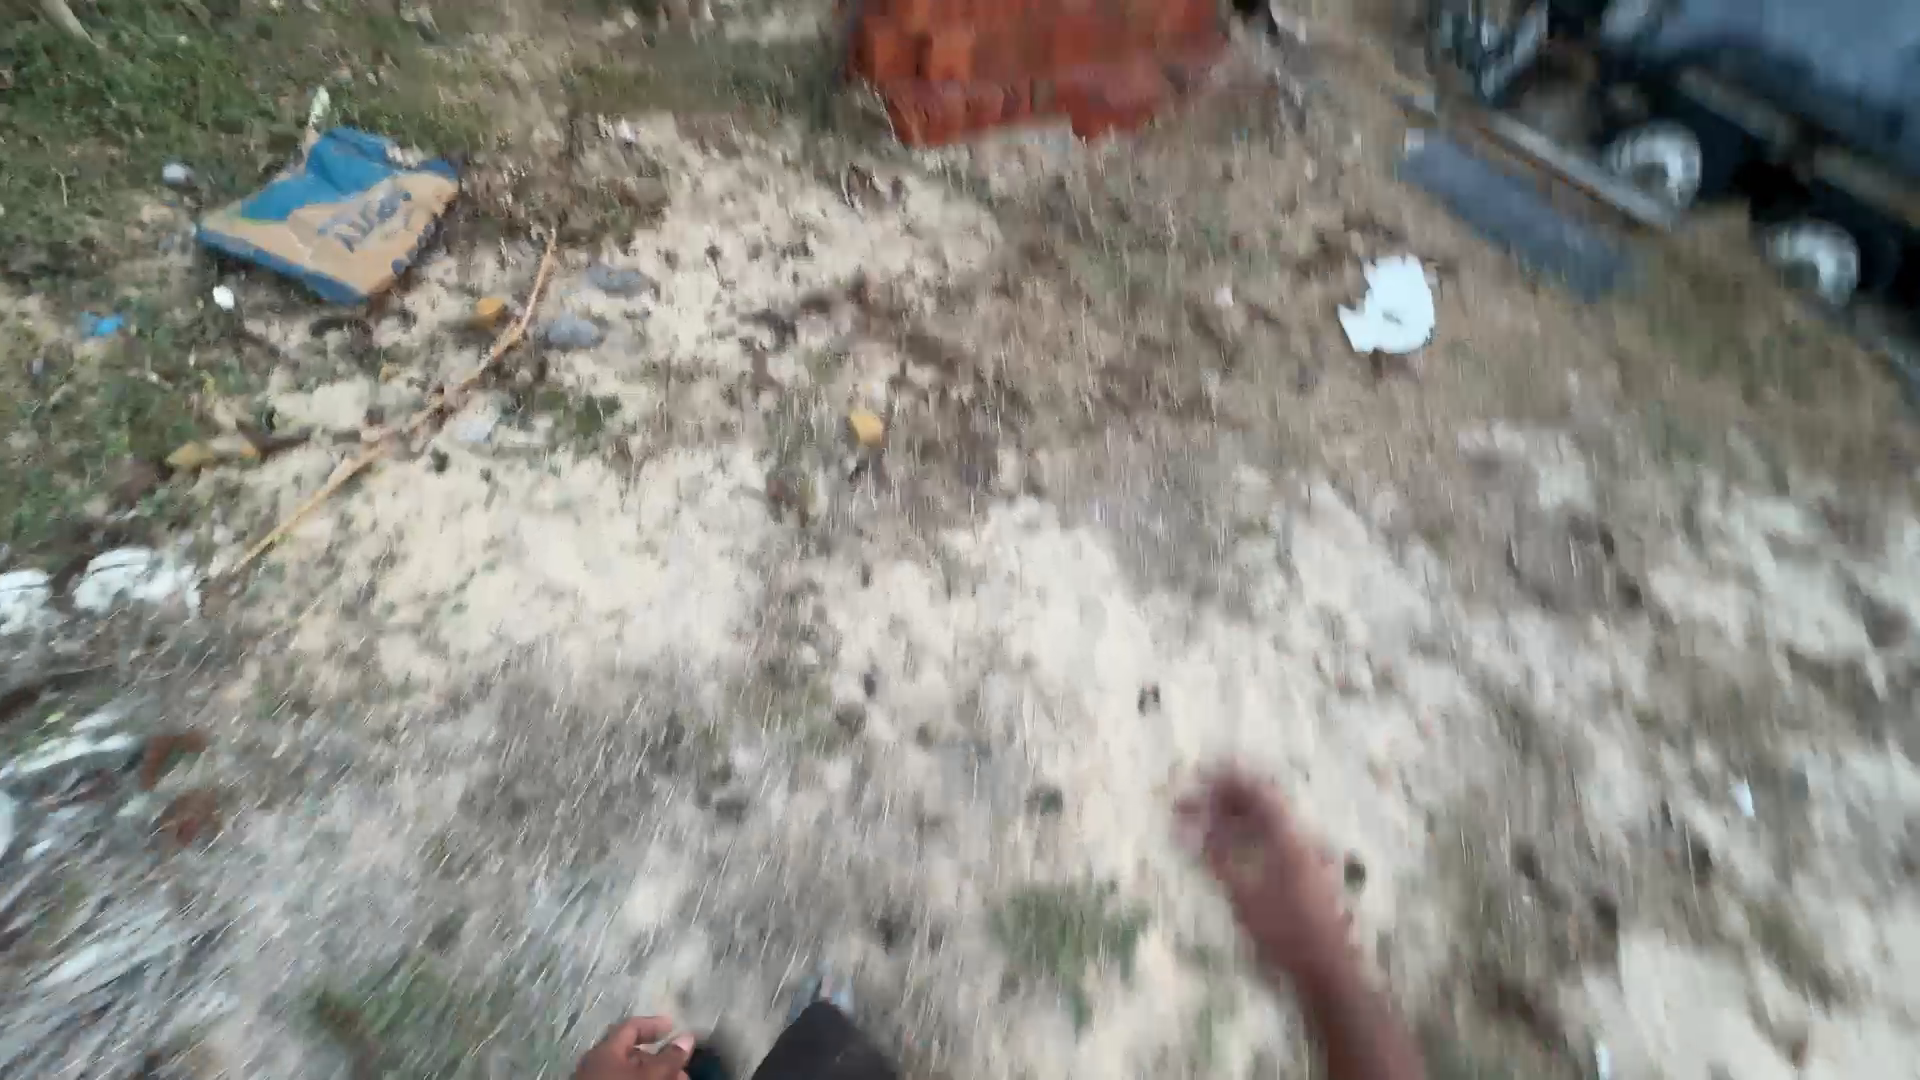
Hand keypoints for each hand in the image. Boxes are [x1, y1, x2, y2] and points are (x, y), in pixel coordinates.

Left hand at [575, 1017, 695, 1079]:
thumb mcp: (650, 1077)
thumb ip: (670, 1058)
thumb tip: (687, 1038)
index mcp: (605, 1052)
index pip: (632, 1027)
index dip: (654, 1025)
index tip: (674, 1028)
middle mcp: (595, 1066)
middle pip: (632, 1054)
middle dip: (659, 1060)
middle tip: (680, 1070)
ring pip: (627, 1074)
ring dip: (653, 1076)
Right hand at [1177, 770, 1350, 987]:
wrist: (1330, 977)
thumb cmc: (1285, 935)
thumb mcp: (1242, 893)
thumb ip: (1213, 854)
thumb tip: (1183, 825)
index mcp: (1290, 836)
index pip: (1257, 789)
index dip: (1226, 777)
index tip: (1196, 774)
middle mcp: (1300, 839)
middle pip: (1258, 803)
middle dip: (1221, 798)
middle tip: (1188, 804)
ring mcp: (1304, 858)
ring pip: (1261, 824)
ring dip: (1228, 818)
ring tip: (1196, 826)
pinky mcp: (1302, 876)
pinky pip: (1267, 842)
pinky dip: (1241, 838)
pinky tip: (1220, 852)